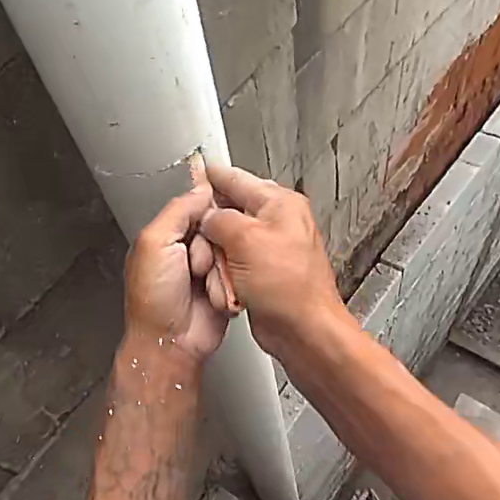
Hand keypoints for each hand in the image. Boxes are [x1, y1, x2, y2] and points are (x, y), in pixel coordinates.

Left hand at [123, 161, 228, 366]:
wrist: (170, 341)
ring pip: (232, 248)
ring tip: (202, 283)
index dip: (207, 208)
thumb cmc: (152, 300)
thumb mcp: (154, 243)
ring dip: (220, 266)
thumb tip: (201, 188)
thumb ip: (178, 210)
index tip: (214, 214)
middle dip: (212, 243)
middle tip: (194, 264)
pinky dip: (231, 281)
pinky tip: (216, 293)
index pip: (197, 204)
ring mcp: (208, 268)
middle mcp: (187, 248)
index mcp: (167, 234)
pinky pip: (240, 271)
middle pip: (220, 225)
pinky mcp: (225, 285)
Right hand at [195, 164, 346, 354]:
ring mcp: (272, 249)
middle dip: (214, 231)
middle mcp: (279, 223)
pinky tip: (231, 287)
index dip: (213, 177)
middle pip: (230, 213)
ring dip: (220, 259)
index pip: (238, 179)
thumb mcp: (244, 240)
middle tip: (207, 243)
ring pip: (228, 243)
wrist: (302, 330)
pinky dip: (227, 277)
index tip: (196, 170)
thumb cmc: (289, 288)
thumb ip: (219, 219)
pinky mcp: (265, 273)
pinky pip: (234, 267)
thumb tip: (207, 216)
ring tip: (225, 273)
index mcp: (280, 204)